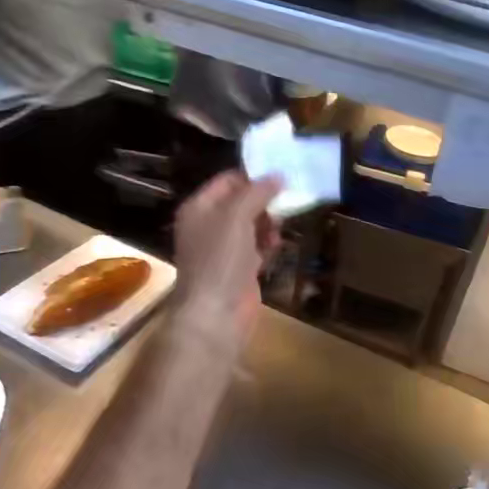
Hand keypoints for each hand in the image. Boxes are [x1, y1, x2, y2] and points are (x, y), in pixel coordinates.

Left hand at [170, 170, 280, 356]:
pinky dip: (268, 242)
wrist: (216, 315)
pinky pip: (257, 246)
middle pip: (241, 201)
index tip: (281, 173)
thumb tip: (277, 175)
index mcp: (199, 208)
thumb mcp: (236, 216)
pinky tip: (279, 242)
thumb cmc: (220, 259)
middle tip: (289, 197)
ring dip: (269, 221)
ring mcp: (223, 248)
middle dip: (264, 199)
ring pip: (251, 224)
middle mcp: (208, 225)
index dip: (252, 175)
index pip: (227, 180)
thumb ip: (257, 192)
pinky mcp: (239, 268)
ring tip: (283, 222)